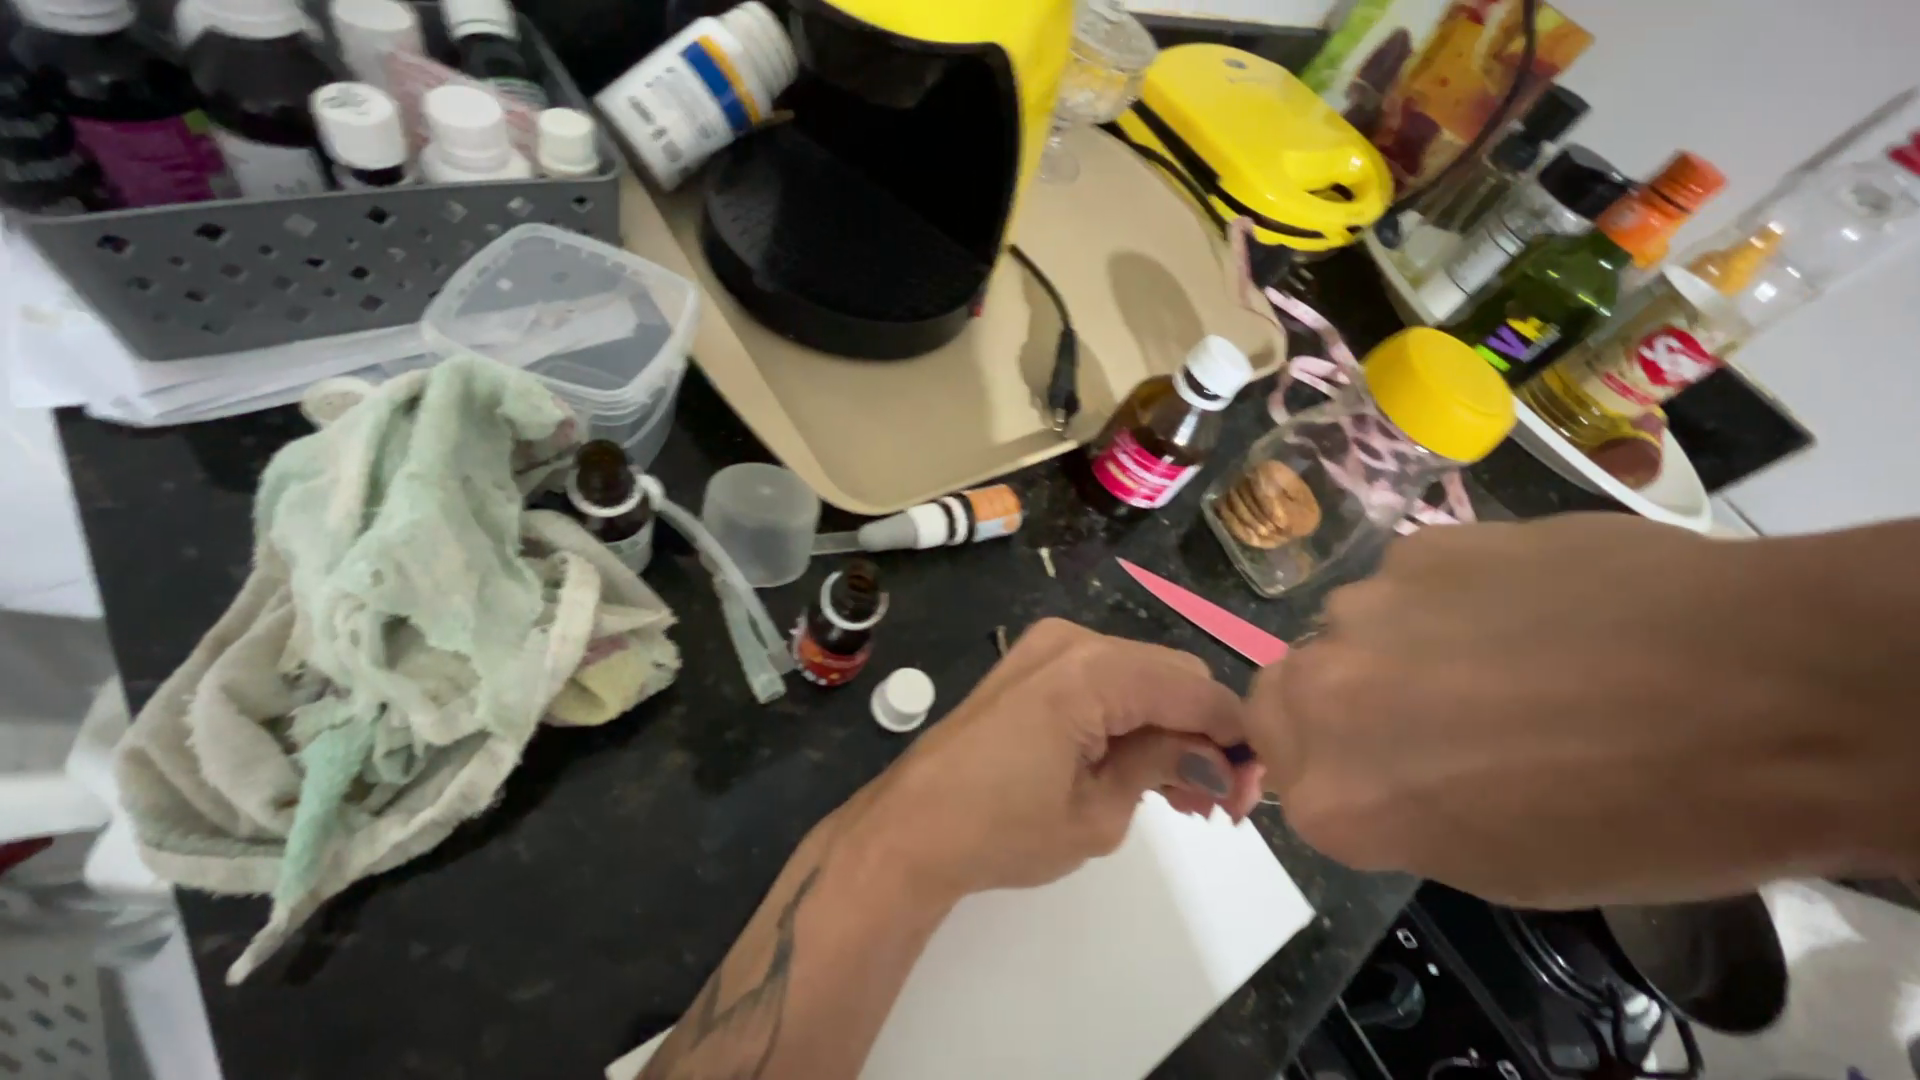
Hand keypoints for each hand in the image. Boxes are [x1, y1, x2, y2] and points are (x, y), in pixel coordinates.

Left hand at [852, 619, 1264, 904]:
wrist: (912, 829)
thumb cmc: (1002, 829)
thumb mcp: (1098, 813)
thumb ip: (1163, 767)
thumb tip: (1216, 758)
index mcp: (1091, 670)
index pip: (1194, 688)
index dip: (1234, 736)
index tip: (1252, 788)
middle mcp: (1071, 641)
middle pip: (1170, 675)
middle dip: (1202, 732)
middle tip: (1217, 800)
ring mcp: (1046, 648)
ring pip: (1139, 678)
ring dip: (1169, 728)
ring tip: (1185, 796)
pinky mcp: (1031, 667)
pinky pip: (1103, 682)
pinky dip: (1130, 718)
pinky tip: (1143, 766)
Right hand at [1245, 514, 1918, 907]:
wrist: (1770, 688)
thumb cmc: (1642, 816)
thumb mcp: (1500, 866)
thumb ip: (1393, 810)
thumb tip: (1374, 762)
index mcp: (1335, 796)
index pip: (1281, 771)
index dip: (1337, 769)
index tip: (1393, 771)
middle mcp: (1321, 693)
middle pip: (1287, 691)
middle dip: (1338, 706)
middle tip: (1430, 715)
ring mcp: (1365, 606)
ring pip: (1348, 630)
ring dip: (1395, 647)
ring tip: (1502, 657)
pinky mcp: (1420, 544)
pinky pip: (1407, 582)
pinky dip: (1444, 600)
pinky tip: (1528, 611)